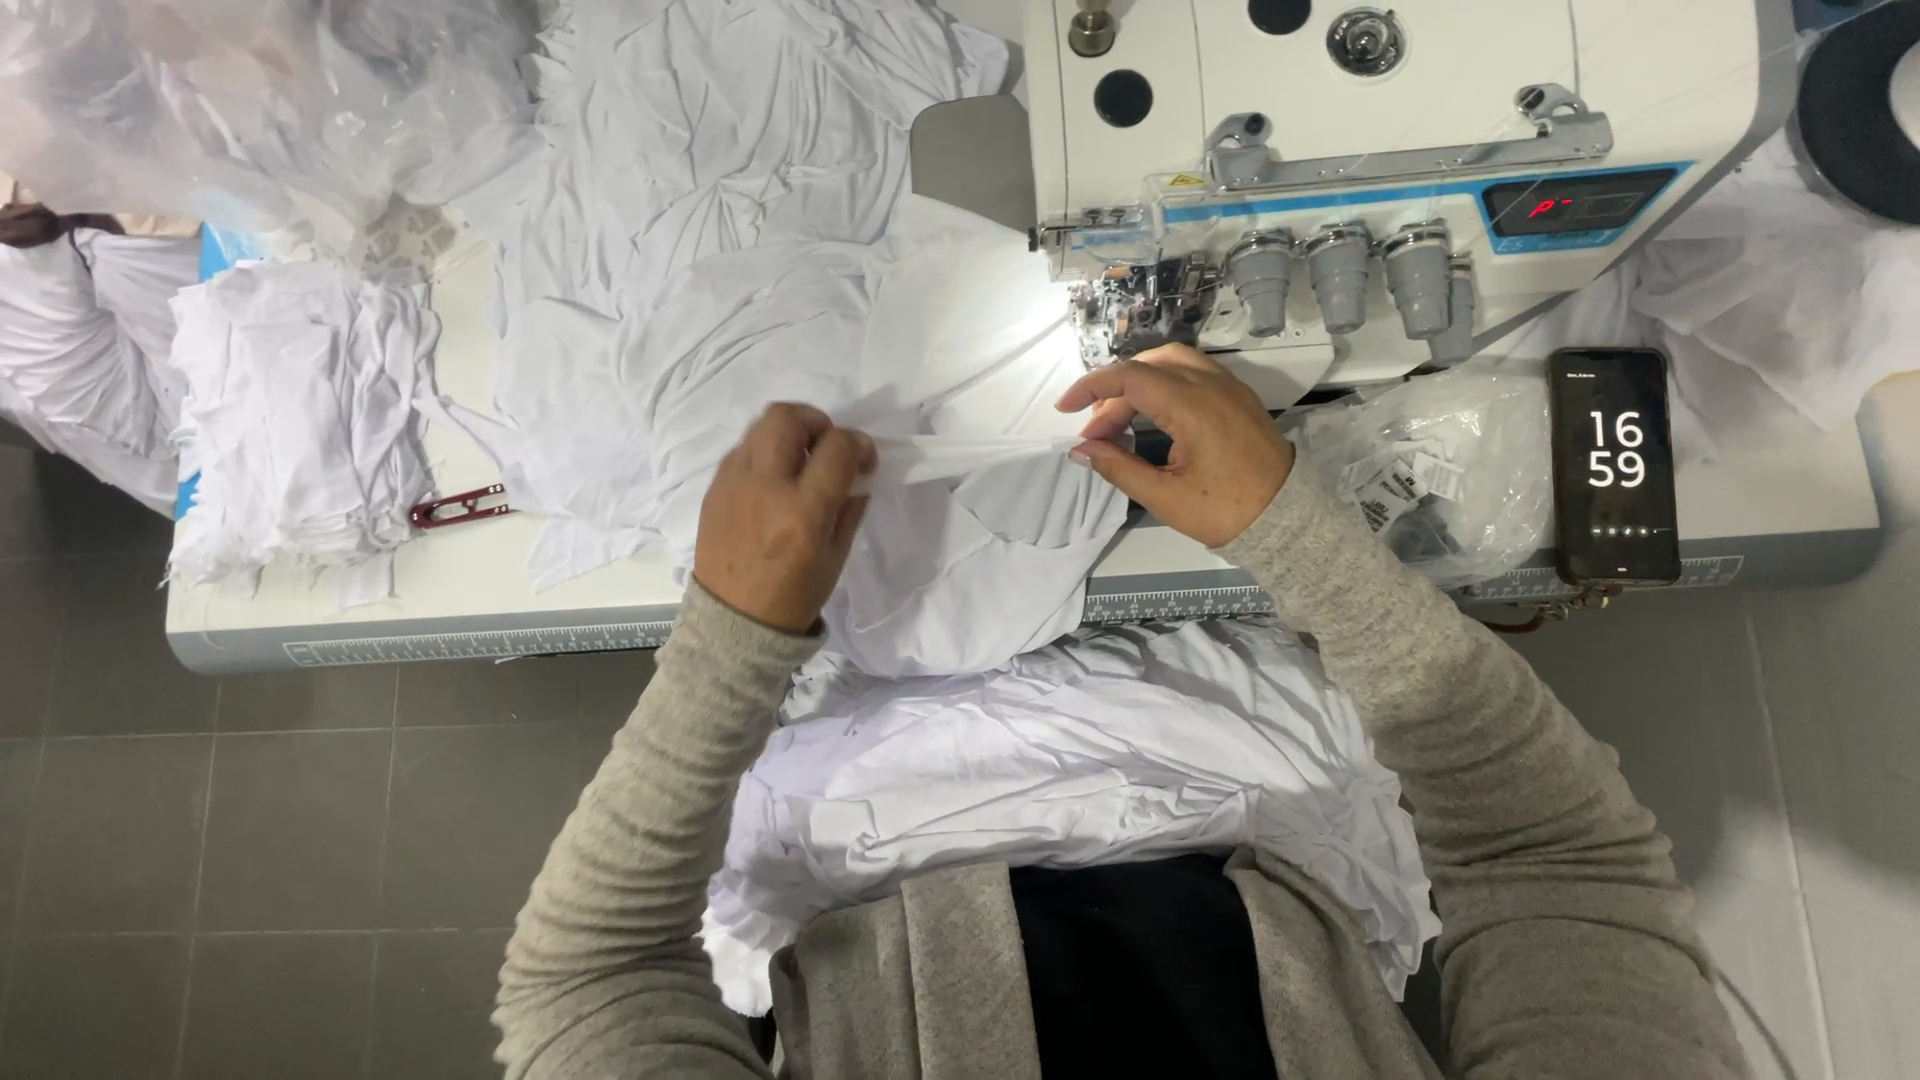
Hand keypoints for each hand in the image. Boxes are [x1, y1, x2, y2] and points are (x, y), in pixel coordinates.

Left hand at [694, 403, 876, 633]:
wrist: (733, 622)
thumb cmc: (794, 596)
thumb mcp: (836, 556)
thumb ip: (849, 507)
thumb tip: (858, 472)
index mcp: (802, 512)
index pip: (836, 448)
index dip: (859, 444)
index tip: (865, 458)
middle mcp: (764, 488)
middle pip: (787, 418)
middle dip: (817, 421)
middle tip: (827, 444)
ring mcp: (733, 484)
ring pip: (760, 425)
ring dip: (789, 433)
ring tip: (800, 460)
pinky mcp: (714, 488)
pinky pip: (742, 450)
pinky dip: (765, 452)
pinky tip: (774, 480)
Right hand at [1056, 344, 1294, 547]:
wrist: (1286, 519)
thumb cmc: (1224, 511)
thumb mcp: (1164, 496)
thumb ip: (1118, 467)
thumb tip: (1081, 450)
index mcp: (1193, 407)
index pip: (1130, 377)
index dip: (1091, 387)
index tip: (1065, 409)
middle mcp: (1212, 385)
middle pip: (1147, 365)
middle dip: (1113, 392)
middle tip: (1096, 432)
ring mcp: (1228, 386)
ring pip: (1171, 361)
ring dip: (1138, 381)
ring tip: (1118, 416)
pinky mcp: (1237, 395)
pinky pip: (1192, 371)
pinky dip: (1163, 382)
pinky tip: (1151, 413)